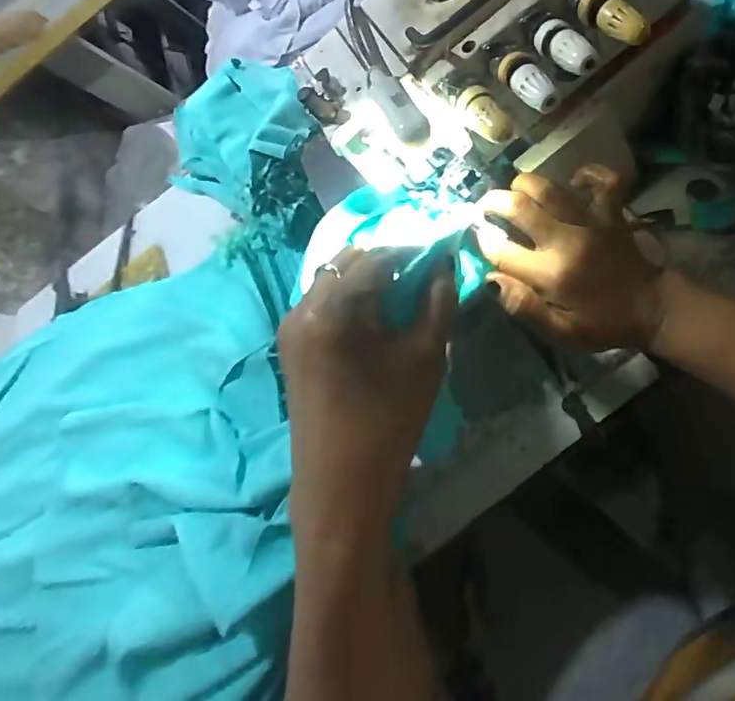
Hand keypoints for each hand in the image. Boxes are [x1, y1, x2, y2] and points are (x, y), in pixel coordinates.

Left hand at [279, 246, 457, 533]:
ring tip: (404, 289)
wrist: (340, 487)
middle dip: (390, 257)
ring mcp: (291, 325)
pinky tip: (377, 312)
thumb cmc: (389, 420)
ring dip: (369, 275)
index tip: (441, 247)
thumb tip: (444, 265)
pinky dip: (351, 295)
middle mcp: (303, 307)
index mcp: (334, 308)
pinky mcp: (290, 344)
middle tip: (424, 269)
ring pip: (335, 278)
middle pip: (351, 260)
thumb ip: (438, 301)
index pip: (379, 255)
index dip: (414, 247)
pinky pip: (323, 300)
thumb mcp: (426, 356)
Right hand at [475, 165, 666, 352]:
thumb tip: (489, 280)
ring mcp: (592, 221)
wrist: (652, 309)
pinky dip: (587, 174)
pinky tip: (573, 181)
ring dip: (526, 184)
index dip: (483, 240)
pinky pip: (602, 180)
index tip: (478, 236)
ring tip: (516, 191)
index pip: (502, 249)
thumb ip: (524, 306)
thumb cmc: (602, 323)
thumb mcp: (561, 331)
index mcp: (552, 274)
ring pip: (550, 187)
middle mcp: (568, 240)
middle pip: (520, 206)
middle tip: (486, 207)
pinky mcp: (612, 212)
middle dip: (494, 202)